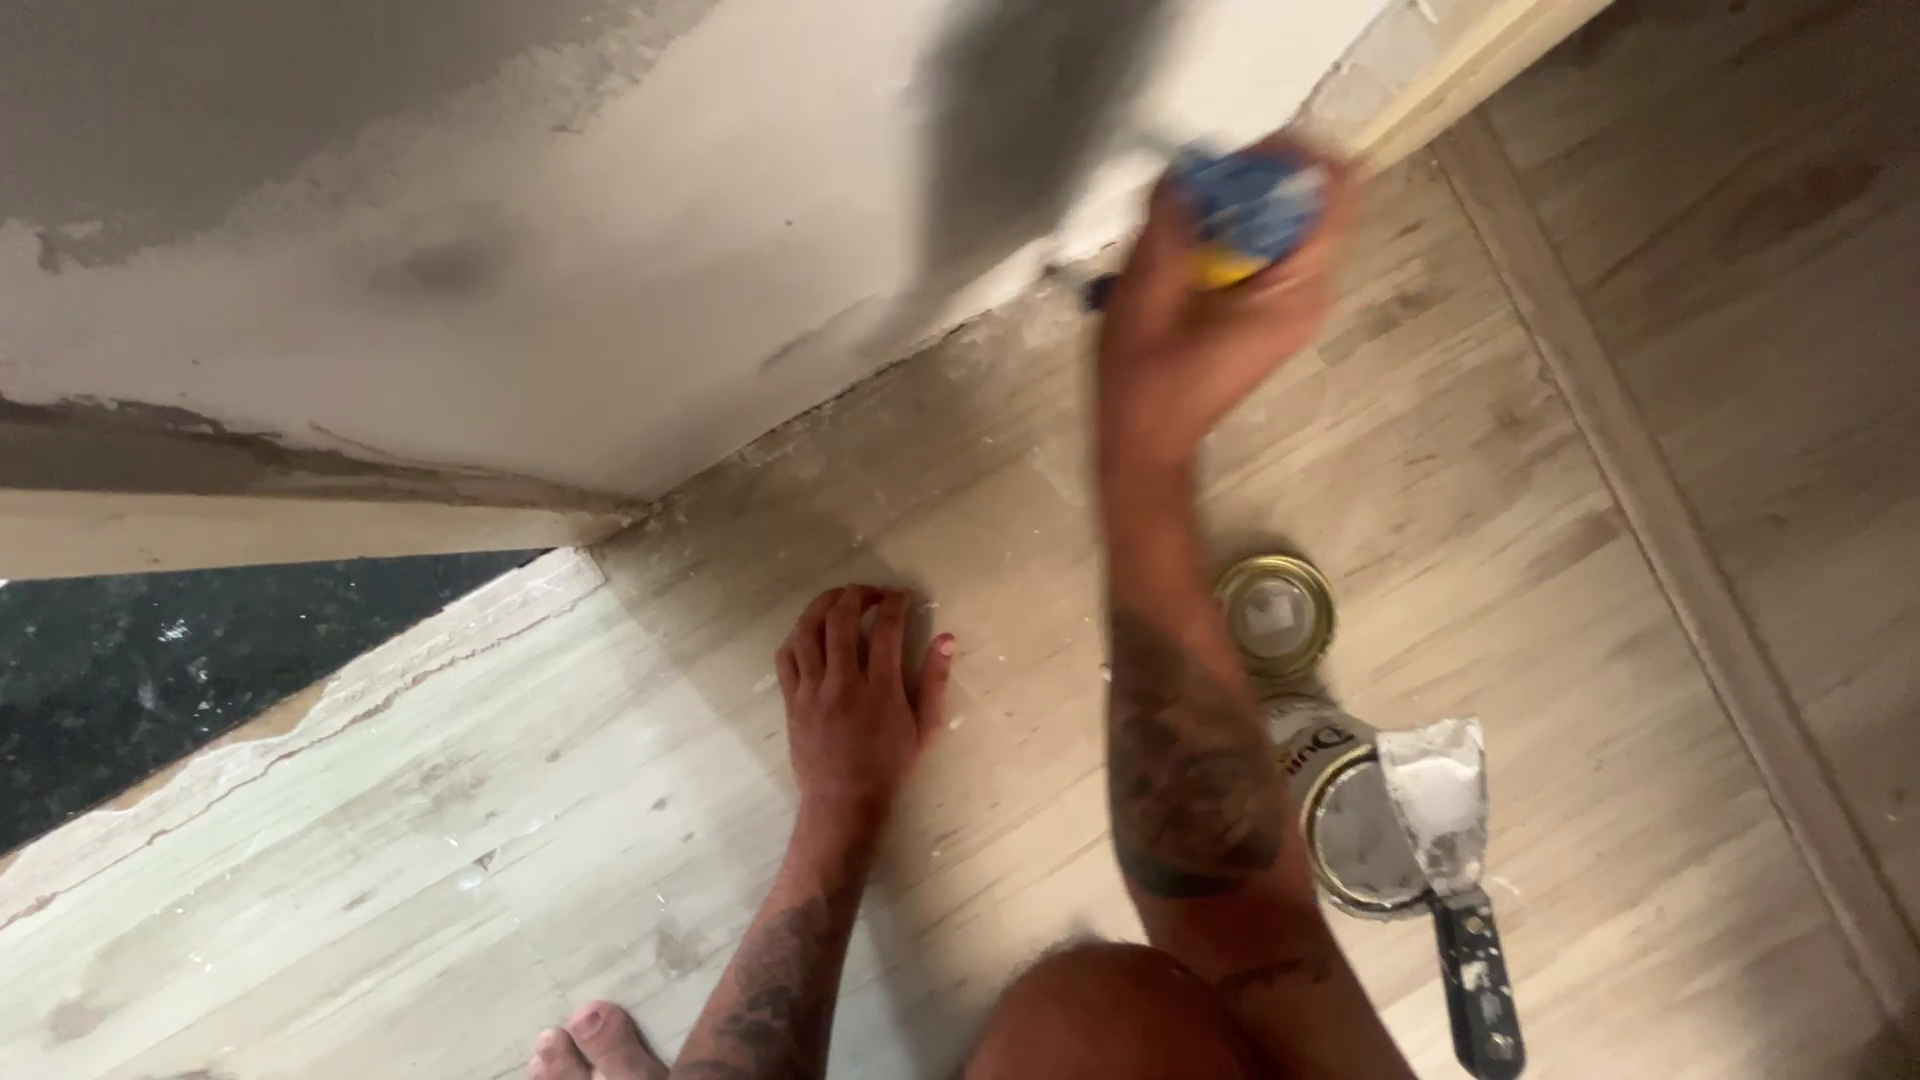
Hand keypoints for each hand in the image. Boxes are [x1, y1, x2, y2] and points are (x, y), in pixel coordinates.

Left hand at [775, 585, 956, 822]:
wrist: (843, 804)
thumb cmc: (889, 767)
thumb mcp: (925, 729)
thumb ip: (936, 681)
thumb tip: (946, 638)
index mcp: (880, 690)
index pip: (885, 629)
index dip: (895, 603)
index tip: (902, 597)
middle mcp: (842, 684)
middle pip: (841, 619)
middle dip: (858, 595)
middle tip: (871, 593)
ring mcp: (811, 691)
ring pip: (807, 631)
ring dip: (823, 605)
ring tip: (839, 598)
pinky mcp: (791, 701)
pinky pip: (786, 657)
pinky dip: (797, 635)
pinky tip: (811, 629)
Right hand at [1097, 133, 1358, 472]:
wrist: (1145, 444)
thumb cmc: (1143, 385)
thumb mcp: (1144, 299)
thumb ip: (1167, 227)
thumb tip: (1184, 169)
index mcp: (1293, 294)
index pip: (1333, 187)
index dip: (1286, 156)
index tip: (1225, 165)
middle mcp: (1310, 296)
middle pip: (1311, 200)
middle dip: (1253, 183)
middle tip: (1192, 196)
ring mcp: (1295, 308)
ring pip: (1287, 223)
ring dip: (1237, 210)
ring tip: (1182, 228)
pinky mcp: (1274, 316)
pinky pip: (1269, 252)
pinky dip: (1233, 237)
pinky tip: (1187, 258)